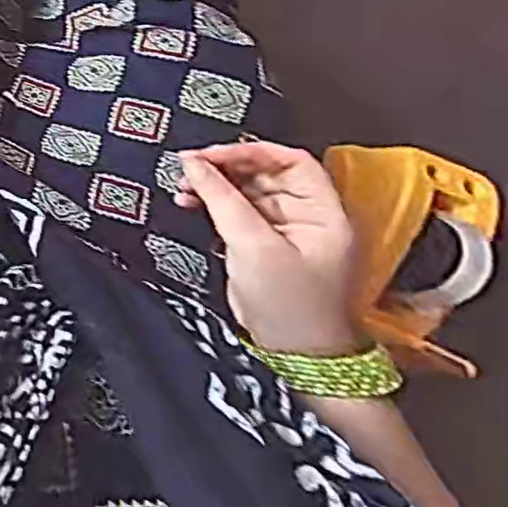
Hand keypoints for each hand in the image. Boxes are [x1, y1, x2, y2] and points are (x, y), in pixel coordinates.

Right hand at [175, 141, 362, 355]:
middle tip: (191, 166)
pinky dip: (211, 201)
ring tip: (185, 186)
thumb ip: (221, 198)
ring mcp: (283, 229)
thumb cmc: (290, 306)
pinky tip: (190, 201)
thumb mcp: (252, 244)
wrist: (295, 355)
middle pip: (264, 172)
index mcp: (323, 214)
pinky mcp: (262, 242)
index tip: (214, 154)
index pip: (291, 161)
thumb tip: (192, 161)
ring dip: (213, 183)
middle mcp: (306, 216)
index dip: (252, 151)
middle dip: (224, 166)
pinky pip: (234, 208)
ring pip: (244, 188)